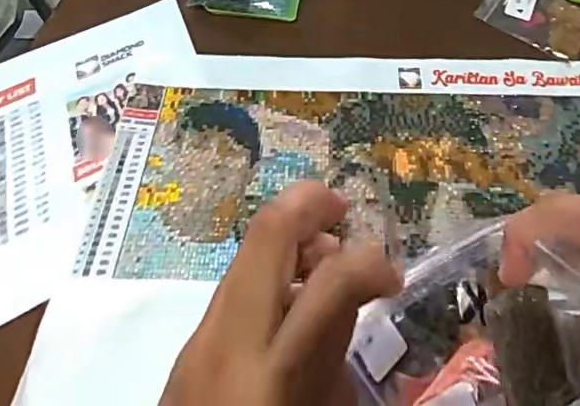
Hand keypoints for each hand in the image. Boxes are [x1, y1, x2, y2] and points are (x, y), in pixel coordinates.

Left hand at [161, 181, 401, 405]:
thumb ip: (336, 362)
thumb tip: (350, 299)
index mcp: (274, 374)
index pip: (329, 281)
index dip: (370, 262)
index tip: (392, 277)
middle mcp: (228, 341)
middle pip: (266, 232)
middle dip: (310, 205)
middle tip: (344, 212)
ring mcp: (199, 340)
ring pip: (246, 251)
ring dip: (289, 236)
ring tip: (323, 257)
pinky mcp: (187, 350)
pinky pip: (235, 286)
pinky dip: (269, 273)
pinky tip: (290, 301)